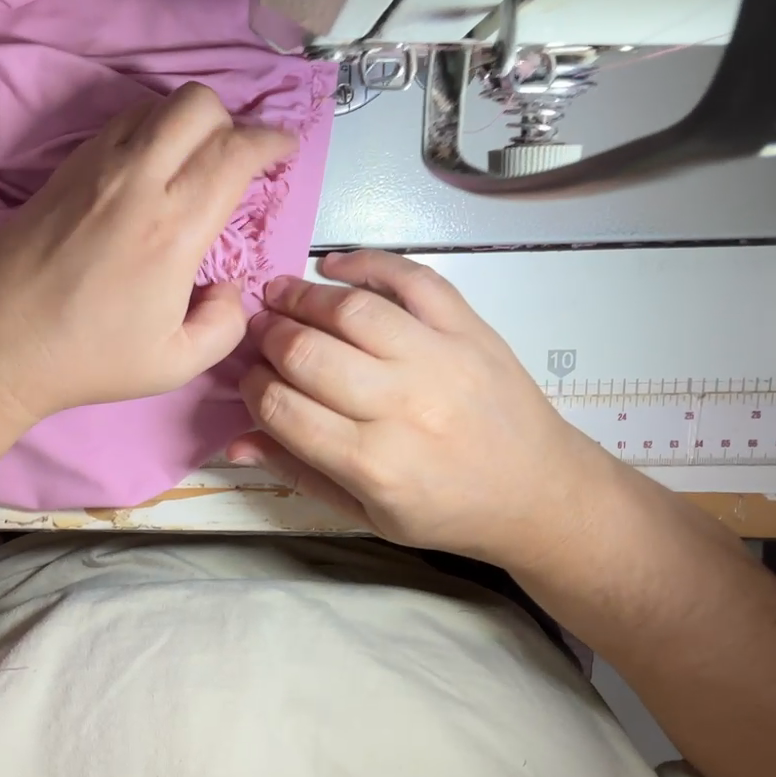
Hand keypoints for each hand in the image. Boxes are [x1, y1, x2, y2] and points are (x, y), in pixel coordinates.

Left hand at [0, 83, 296, 422]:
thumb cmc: (87, 360)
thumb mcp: (176, 364)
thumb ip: (226, 322)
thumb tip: (229, 284)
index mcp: (173, 228)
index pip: (235, 151)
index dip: (272, 139)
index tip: (284, 148)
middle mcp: (136, 182)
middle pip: (198, 104)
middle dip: (231, 121)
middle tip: (236, 159)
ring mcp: (94, 169)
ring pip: (155, 106)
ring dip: (187, 123)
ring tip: (191, 162)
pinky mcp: (63, 171)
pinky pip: (118, 125)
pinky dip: (147, 131)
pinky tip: (147, 171)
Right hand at [225, 250, 624, 567]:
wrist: (539, 492)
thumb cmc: (447, 510)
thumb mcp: (367, 513)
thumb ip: (299, 473)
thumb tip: (235, 441)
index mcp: (374, 464)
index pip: (283, 409)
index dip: (253, 387)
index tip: (249, 378)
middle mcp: (404, 408)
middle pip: (308, 354)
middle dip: (268, 338)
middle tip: (256, 332)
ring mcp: (440, 361)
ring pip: (351, 312)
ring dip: (301, 297)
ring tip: (278, 294)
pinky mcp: (469, 329)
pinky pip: (412, 279)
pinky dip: (368, 263)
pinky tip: (333, 265)